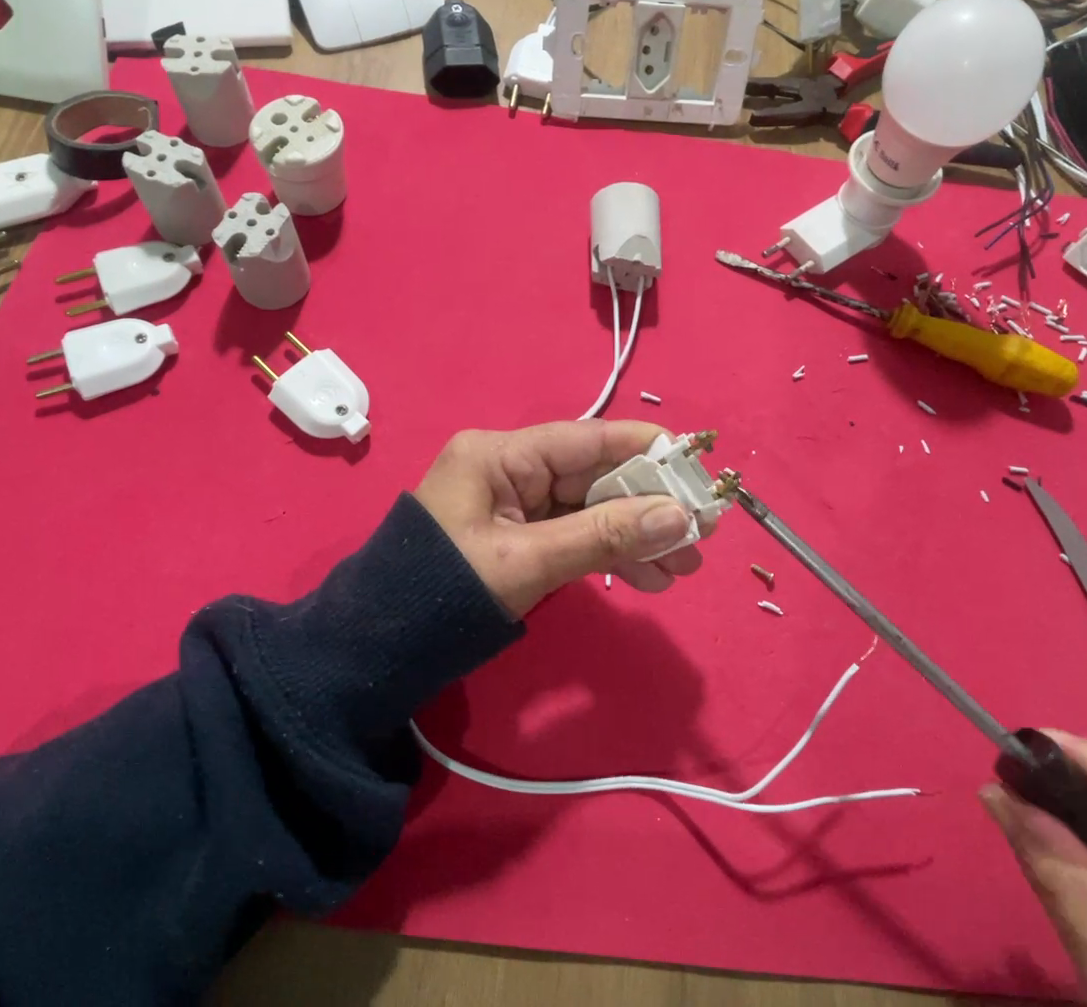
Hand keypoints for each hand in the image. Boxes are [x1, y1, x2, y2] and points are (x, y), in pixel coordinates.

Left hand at [413, 421, 708, 617]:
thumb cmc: (447, 593)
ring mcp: (515, 506)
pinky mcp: (519, 539)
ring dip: (638, 537)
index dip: (647, 451)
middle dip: (650, 508)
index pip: (588, 439)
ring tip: (683, 570)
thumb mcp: (529, 562)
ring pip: (592, 511)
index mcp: (500, 455)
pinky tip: (649, 579)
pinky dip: (611, 555)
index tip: (697, 469)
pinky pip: (577, 537)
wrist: (386, 646)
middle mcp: (510, 470)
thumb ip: (604, 535)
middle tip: (700, 538)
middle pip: (596, 477)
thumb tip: (679, 517)